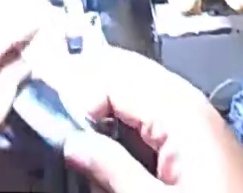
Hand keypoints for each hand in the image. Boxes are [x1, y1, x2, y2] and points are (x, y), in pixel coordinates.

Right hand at [57, 47, 242, 192]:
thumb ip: (112, 170)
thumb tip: (70, 139)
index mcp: (179, 108)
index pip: (116, 76)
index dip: (79, 88)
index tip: (44, 108)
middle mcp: (187, 99)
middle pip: (129, 72)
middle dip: (90, 81)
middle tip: (50, 100)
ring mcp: (195, 116)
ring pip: (140, 87)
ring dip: (105, 94)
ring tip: (69, 112)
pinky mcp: (198, 137)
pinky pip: (154, 109)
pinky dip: (126, 112)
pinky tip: (106, 129)